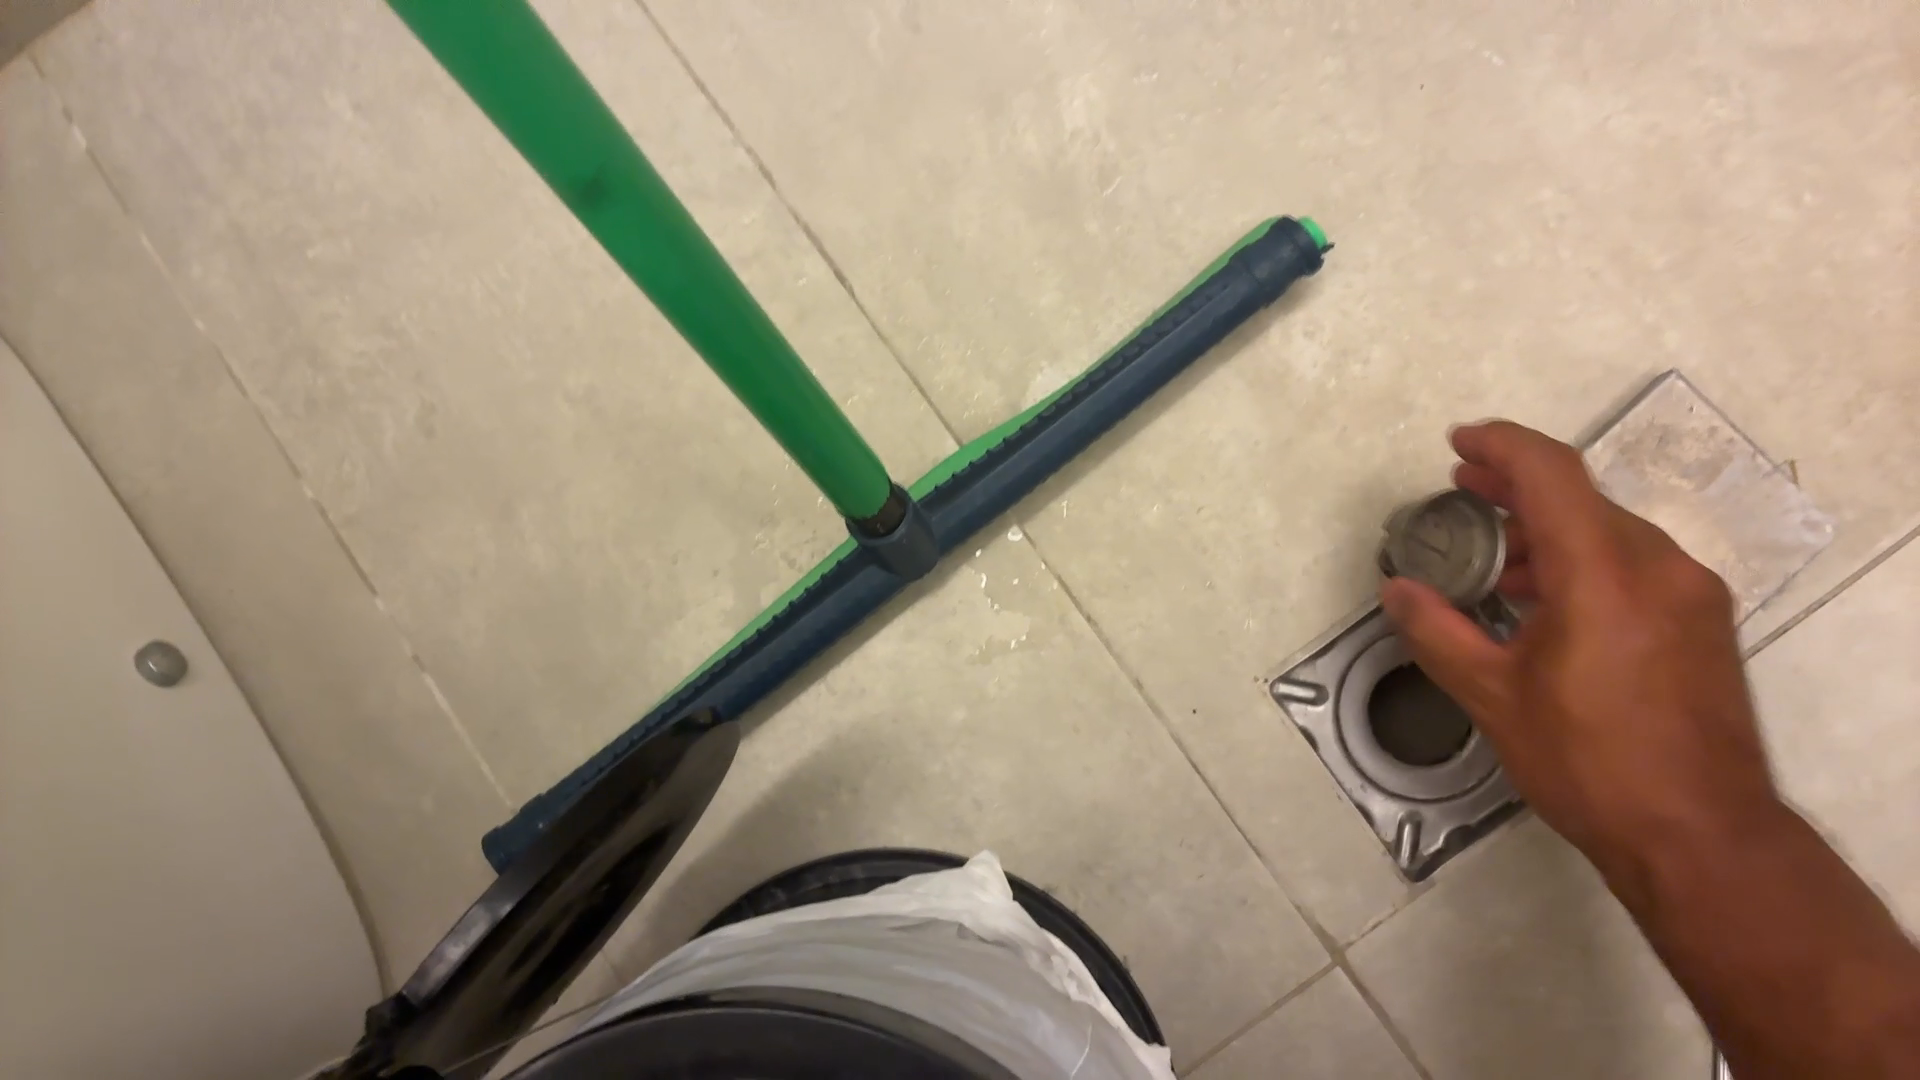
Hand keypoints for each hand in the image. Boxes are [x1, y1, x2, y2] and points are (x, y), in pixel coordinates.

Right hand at [1380, 421, 1780, 879]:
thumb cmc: (1586, 760)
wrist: (1700, 835)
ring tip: (1491, 557)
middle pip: (1580, 498)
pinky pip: (1630, 564)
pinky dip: (1576, 560)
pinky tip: (1538, 598)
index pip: (1552, 476)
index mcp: (1603, 575)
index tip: (1458, 443)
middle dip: (1514, 487)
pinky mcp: (1698, 624)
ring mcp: (1688, 595)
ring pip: (1606, 531)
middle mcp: (1657, 568)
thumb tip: (1396, 589)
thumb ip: (1435, 630)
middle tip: (1459, 488)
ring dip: (1544, 529)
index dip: (1501, 446)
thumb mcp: (1489, 694)